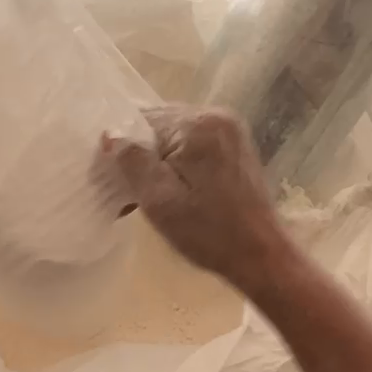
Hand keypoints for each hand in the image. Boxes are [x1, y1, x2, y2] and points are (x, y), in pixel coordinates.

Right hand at [100, 106, 296, 294]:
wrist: (259, 255)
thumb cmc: (207, 231)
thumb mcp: (158, 199)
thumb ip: (132, 161)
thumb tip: (111, 135)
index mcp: (198, 123)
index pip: (141, 118)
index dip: (122, 145)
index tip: (112, 176)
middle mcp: (217, 116)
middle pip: (160, 125)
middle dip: (140, 153)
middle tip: (127, 189)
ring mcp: (231, 131)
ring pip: (176, 138)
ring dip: (158, 161)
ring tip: (146, 195)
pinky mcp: (236, 149)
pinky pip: (194, 147)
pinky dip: (178, 165)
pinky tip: (171, 191)